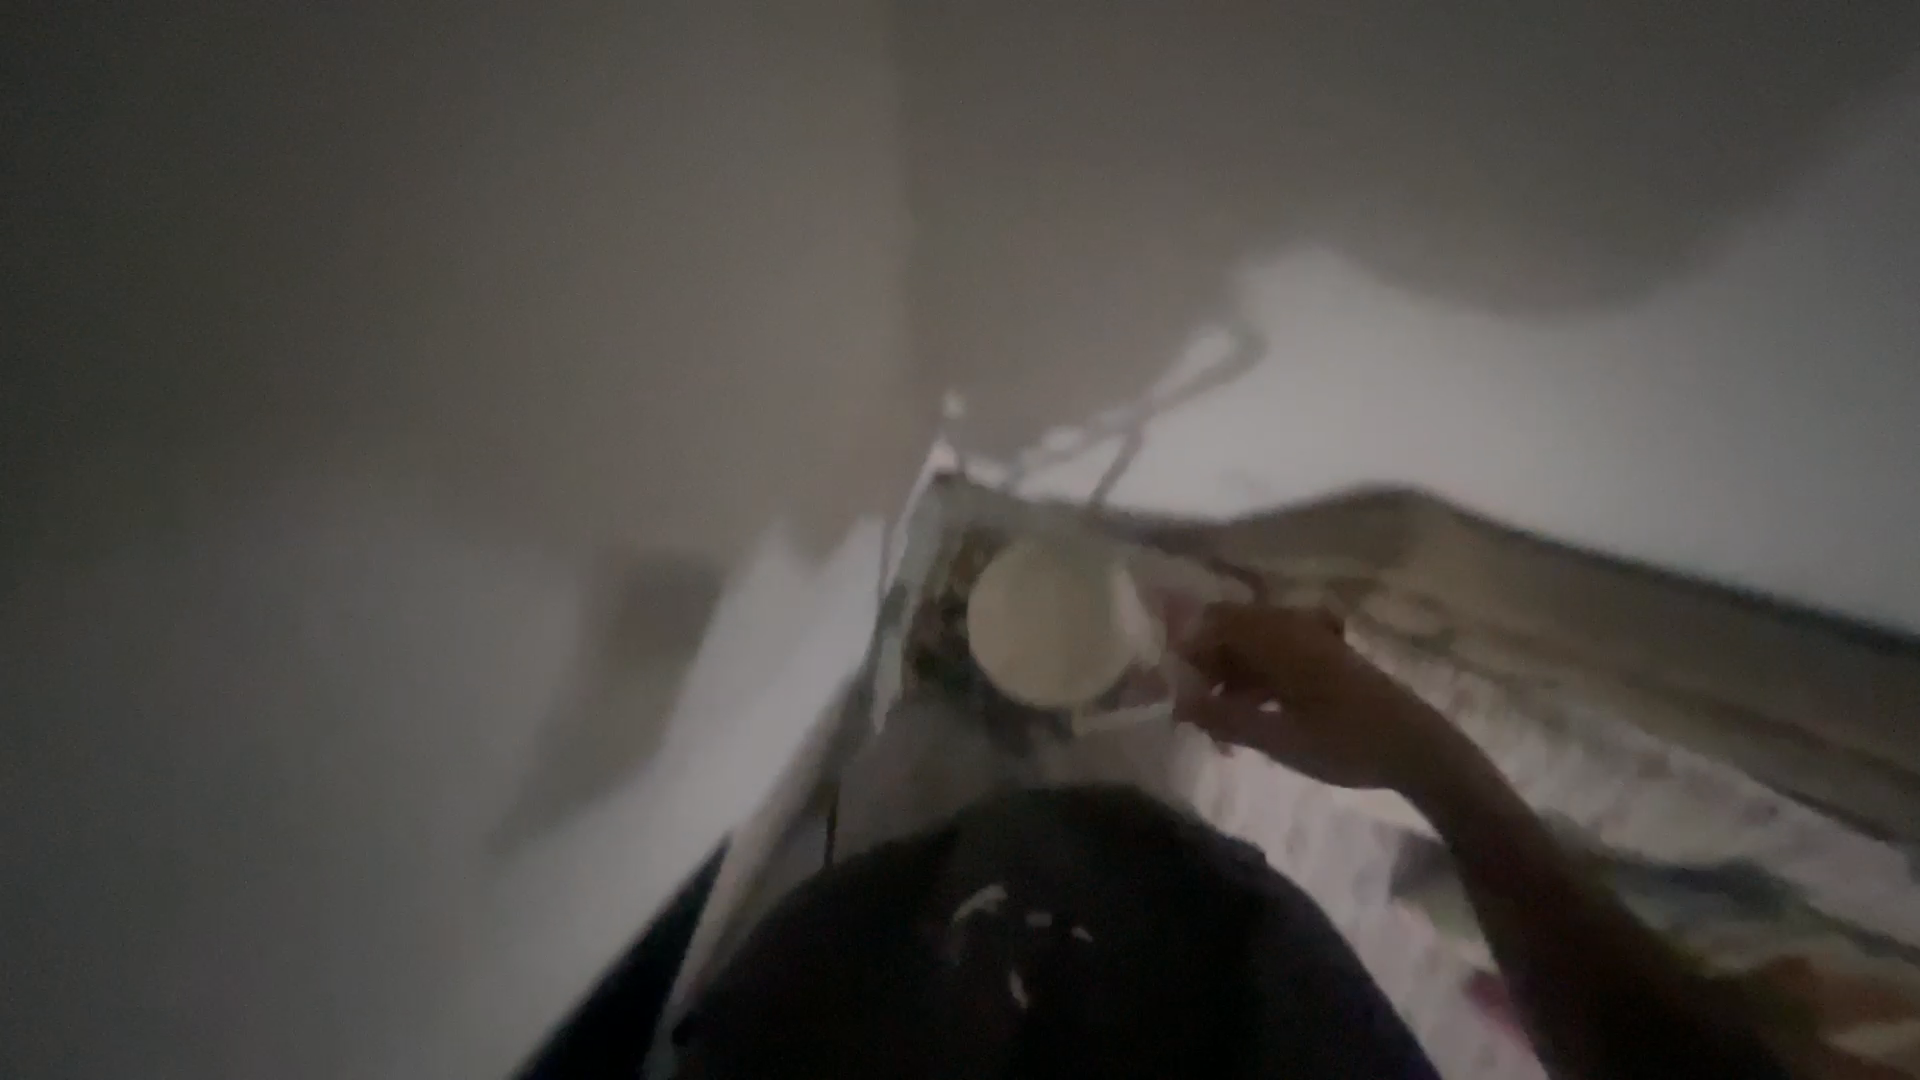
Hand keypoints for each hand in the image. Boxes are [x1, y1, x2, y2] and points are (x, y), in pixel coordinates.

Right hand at [1167, 600, 1474, 793]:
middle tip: (1193, 712)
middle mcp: (1289, 628)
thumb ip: (1225, 718)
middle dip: (1202, 669)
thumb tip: (1178, 704)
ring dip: (1226, 680)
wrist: (1421, 751)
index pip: (1212, 625)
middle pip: (1227, 633)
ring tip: (1218, 728)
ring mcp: (1306, 640)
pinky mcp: (1318, 657)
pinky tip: (1247, 719)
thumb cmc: (1347, 743)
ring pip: (1246, 647)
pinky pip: (1269, 658)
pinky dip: (1250, 683)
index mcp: (1278, 638)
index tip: (1171, 690)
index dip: (1184, 652)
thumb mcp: (1280, 739)